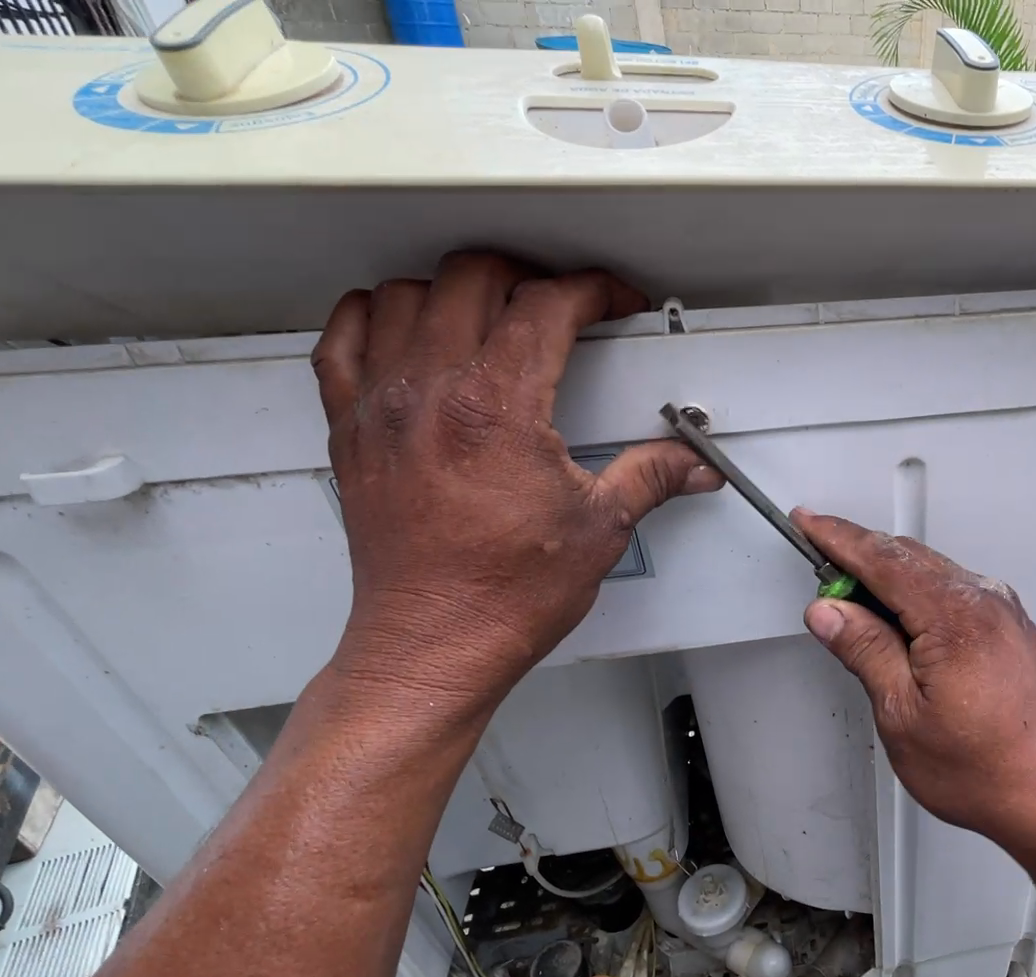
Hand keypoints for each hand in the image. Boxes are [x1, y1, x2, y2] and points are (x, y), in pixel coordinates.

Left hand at [312, 252, 722, 712]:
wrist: (434, 642)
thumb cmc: (507, 592)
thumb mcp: (600, 527)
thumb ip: (651, 476)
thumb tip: (694, 464)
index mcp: (498, 408)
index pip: (546, 307)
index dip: (592, 289)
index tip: (615, 299)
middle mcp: (430, 392)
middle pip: (473, 278)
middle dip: (528, 275)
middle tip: (561, 302)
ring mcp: (381, 407)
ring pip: (404, 295)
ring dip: (456, 289)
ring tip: (493, 313)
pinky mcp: (352, 431)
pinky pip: (341, 340)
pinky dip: (374, 315)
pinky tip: (407, 329)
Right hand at [793, 510, 1035, 856]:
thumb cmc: (983, 769)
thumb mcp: (901, 713)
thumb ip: (864, 650)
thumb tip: (828, 611)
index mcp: (954, 617)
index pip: (882, 559)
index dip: (838, 538)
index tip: (808, 523)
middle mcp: (985, 602)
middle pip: (907, 557)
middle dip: (858, 556)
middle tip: (819, 574)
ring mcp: (1002, 612)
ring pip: (931, 570)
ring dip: (888, 574)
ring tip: (852, 603)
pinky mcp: (1009, 627)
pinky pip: (954, 588)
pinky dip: (918, 591)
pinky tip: (900, 617)